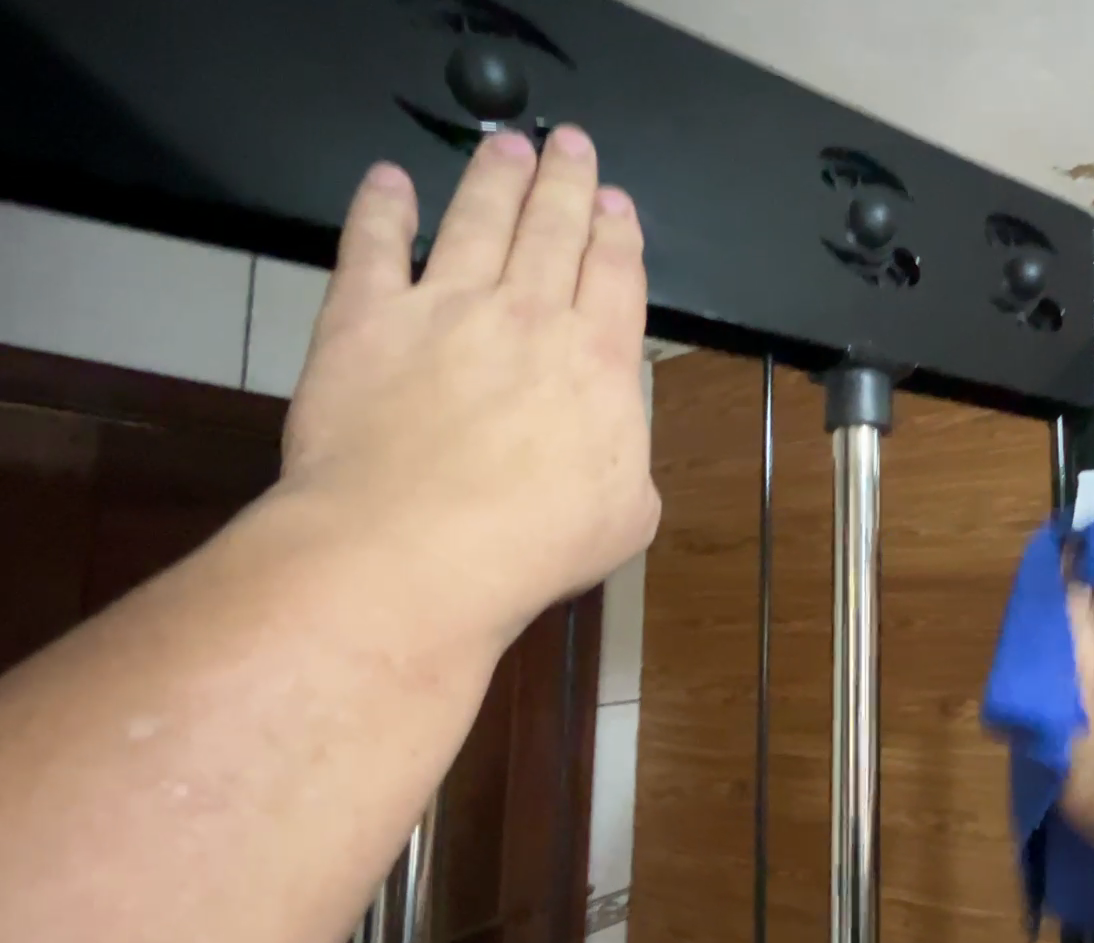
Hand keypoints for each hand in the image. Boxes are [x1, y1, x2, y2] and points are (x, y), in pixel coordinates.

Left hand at [278, 126, 657, 641]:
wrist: (417, 549)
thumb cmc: (541, 539)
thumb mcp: (630, 513)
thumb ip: (630, 463)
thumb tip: (614, 446)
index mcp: (600, 361)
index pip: (614, 274)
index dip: (617, 231)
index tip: (615, 201)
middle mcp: (530, 317)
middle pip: (554, 229)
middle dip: (567, 182)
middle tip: (571, 144)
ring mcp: (445, 311)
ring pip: (478, 221)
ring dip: (496, 178)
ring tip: (507, 145)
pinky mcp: (366, 321)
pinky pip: (372, 247)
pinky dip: (379, 208)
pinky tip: (388, 181)